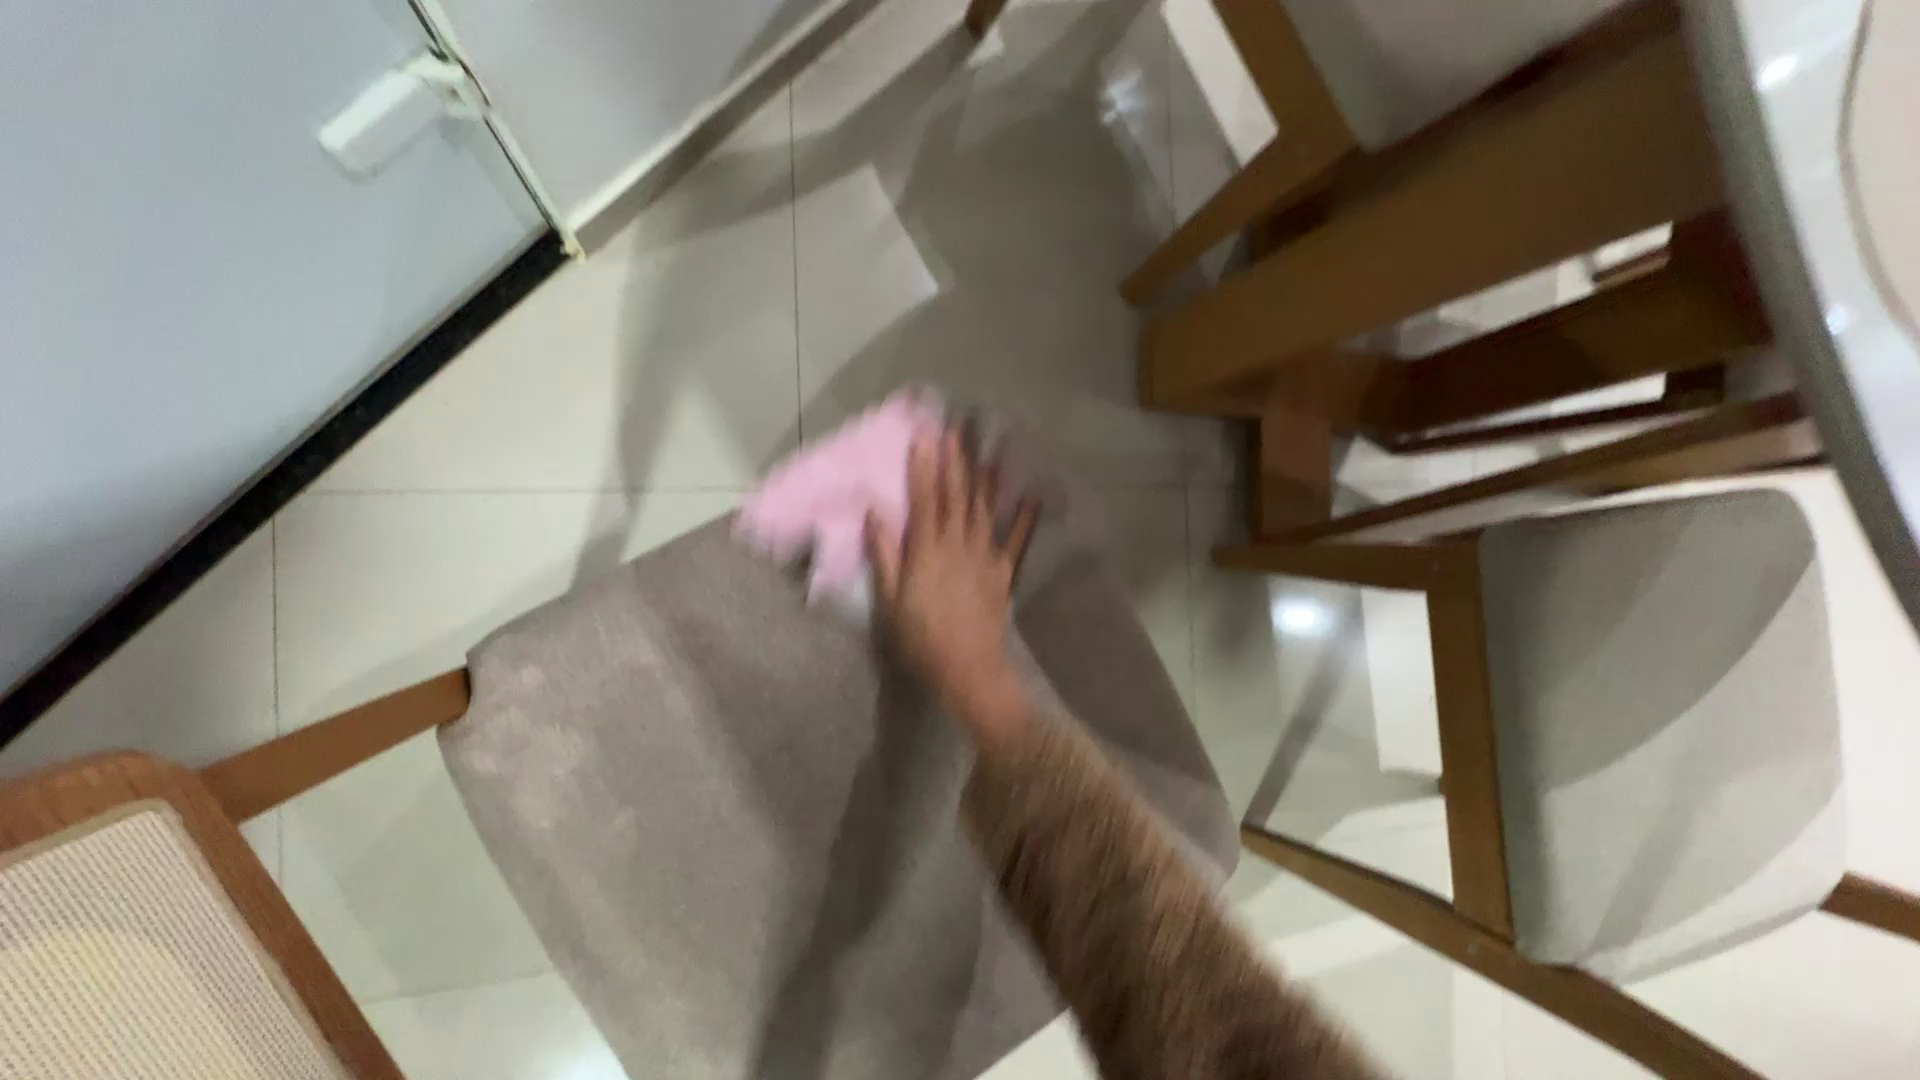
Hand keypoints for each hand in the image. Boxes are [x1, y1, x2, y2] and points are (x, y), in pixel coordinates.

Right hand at [866, 428, 1038, 725]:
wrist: (967, 667)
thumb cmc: (921, 637)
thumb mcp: (891, 600)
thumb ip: (885, 554)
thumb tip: (875, 512)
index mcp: (927, 549)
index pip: (924, 497)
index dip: (924, 464)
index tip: (925, 434)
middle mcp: (958, 543)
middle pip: (956, 495)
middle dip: (956, 459)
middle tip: (957, 427)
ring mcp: (985, 555)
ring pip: (984, 508)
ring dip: (986, 477)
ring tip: (990, 448)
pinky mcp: (1003, 572)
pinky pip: (1016, 540)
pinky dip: (1025, 518)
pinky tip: (1032, 497)